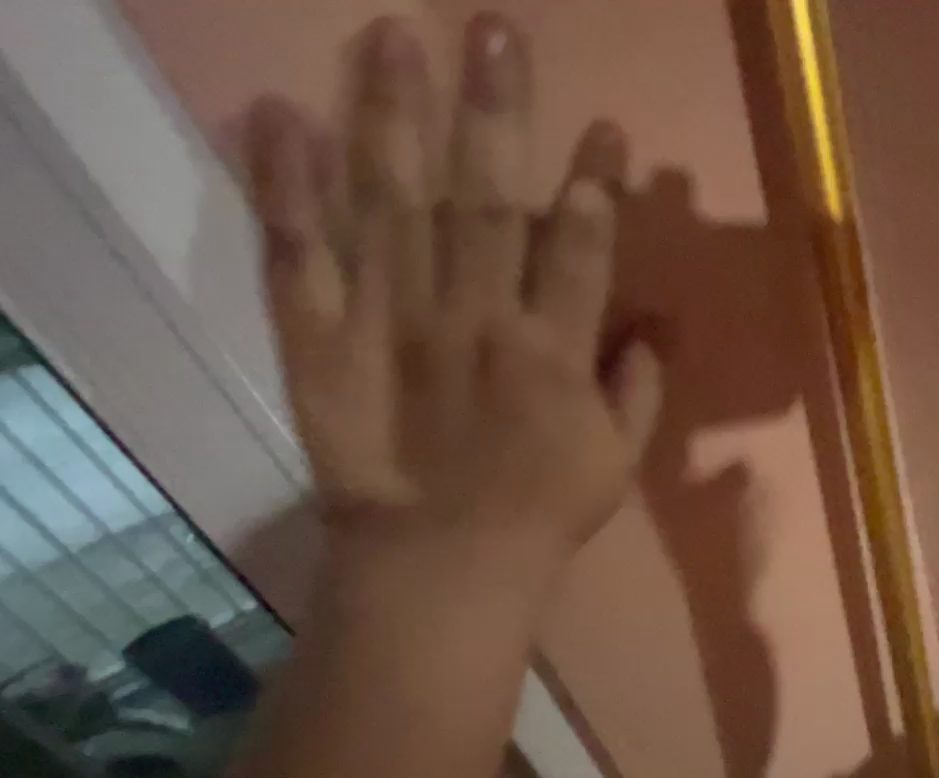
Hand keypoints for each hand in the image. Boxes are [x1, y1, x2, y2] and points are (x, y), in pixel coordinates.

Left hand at [243, 14, 657, 583]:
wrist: (441, 561)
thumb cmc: (545, 509)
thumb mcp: (619, 457)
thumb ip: (638, 387)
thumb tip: (652, 327)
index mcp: (553, 351)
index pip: (577, 249)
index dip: (591, 183)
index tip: (603, 123)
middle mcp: (475, 319)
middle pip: (485, 202)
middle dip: (495, 114)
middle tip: (495, 32)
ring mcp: (392, 323)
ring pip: (394, 206)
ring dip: (395, 117)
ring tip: (394, 36)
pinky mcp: (323, 339)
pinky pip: (303, 255)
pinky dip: (288, 187)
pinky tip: (285, 115)